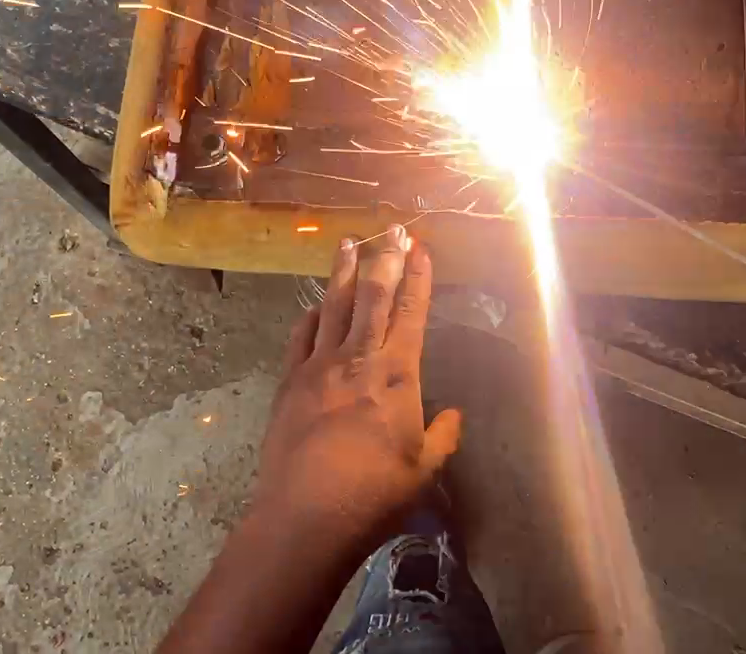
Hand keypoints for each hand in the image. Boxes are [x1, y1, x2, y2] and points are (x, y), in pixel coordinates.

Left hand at [254, 228, 461, 552]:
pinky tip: (314, 304)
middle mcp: (359, 357)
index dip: (419, 277)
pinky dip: (310, 315)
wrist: (305, 516)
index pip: (412, 313)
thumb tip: (456, 415)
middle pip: (374, 297)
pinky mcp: (289, 382)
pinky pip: (300, 337)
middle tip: (391, 228)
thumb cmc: (374, 493)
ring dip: (343, 271)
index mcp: (397, 373)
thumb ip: (444, 437)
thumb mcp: (424, 470)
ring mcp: (319, 366)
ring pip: (334, 306)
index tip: (421, 248)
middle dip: (385, 258)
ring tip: (347, 242)